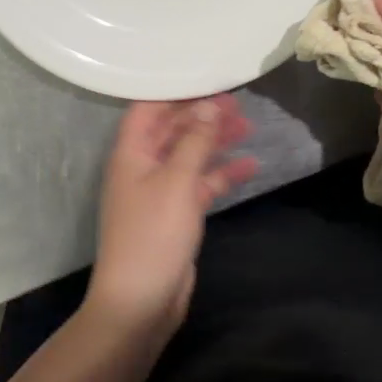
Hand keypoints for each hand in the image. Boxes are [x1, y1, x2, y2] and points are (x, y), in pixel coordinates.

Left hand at [86, 96, 257, 330]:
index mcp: (131, 152)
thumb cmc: (153, 234)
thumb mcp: (177, 181)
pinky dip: (222, 174)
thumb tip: (209, 105)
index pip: (148, 108)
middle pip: (172, 129)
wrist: (140, 303)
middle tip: (237, 101)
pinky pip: (201, 184)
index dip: (175, 92)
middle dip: (202, 115)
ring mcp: (160, 191)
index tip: (206, 78)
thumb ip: (194, 141)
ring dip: (215, 140)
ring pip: (190, 155)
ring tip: (248, 125)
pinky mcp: (177, 215)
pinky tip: (251, 165)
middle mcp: (142, 166)